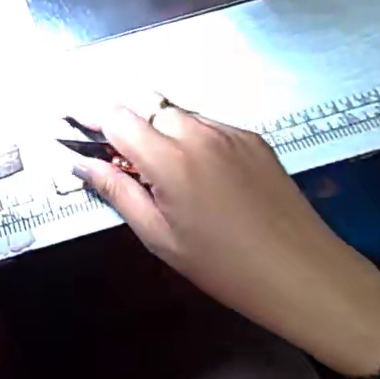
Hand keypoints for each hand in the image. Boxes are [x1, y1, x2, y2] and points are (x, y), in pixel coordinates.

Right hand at [73, 104, 379, 377]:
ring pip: (177, 113)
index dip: (91, 118)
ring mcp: (229, 131)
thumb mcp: (160, 237)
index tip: (75, 125)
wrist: (304, 272)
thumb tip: (82, 164)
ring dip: (158, 129)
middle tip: (121, 158)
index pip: (117, 116)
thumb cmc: (224, 266)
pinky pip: (208, 125)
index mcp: (170, 160)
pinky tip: (201, 174)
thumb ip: (117, 192)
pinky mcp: (252, 137)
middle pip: (146, 106)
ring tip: (163, 169)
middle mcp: (198, 133)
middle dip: (126, 123)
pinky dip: (191, 137)